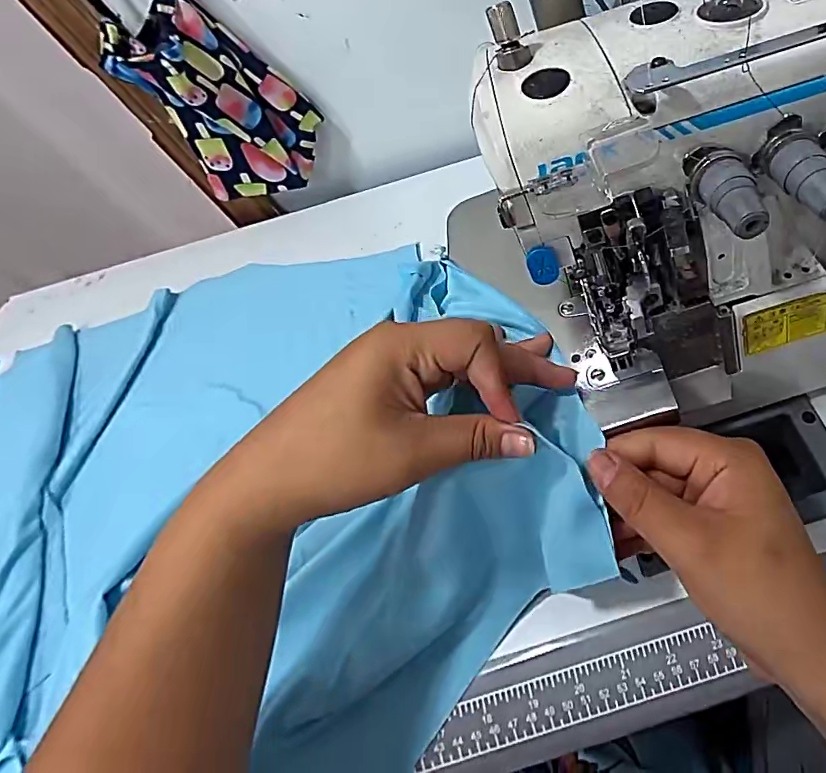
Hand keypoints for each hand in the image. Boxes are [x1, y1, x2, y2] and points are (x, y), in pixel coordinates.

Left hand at [206, 319, 577, 532]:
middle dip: (517, 363)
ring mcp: (389, 359)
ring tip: (540, 368)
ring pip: (457, 356)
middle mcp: (398, 341)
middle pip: (471, 343)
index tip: (515, 426)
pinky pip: (439, 372)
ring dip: (497, 369)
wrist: (263, 485)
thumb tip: (527, 440)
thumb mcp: (412, 451)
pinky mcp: (384, 381)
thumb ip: (475, 438)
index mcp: (402, 343)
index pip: (475, 345)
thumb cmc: (333, 461)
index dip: (503, 382)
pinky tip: (492, 385)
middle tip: (562, 377)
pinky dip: (471, 381)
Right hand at [588, 428, 825, 680]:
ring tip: (594, 527)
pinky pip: (672, 518)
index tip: (579, 469)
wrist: (807, 652)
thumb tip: (599, 462)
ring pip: (662, 494)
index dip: (617, 454)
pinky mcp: (716, 530)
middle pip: (658, 466)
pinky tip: (620, 544)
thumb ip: (639, 499)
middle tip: (582, 504)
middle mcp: (725, 472)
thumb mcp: (689, 541)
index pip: (658, 441)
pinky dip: (648, 529)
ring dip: (631, 512)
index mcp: (728, 458)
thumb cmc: (763, 593)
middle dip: (621, 487)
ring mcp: (721, 502)